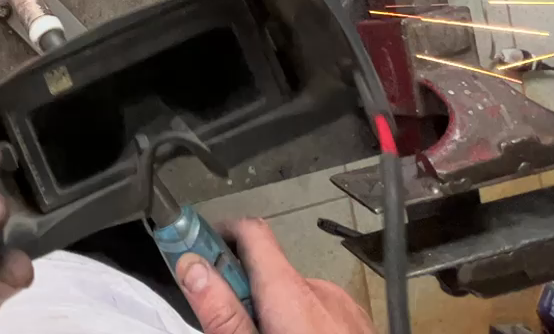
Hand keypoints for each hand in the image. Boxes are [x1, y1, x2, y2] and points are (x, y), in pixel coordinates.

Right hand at [175, 219, 373, 333]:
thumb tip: (190, 265)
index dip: (218, 235)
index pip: (251, 230)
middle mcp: (323, 292)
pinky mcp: (364, 332)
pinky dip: (304, 331)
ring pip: (296, 299)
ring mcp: (350, 315)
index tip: (196, 257)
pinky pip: (324, 320)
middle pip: (269, 271)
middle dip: (244, 294)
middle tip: (231, 332)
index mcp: (292, 292)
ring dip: (275, 316)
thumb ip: (222, 314)